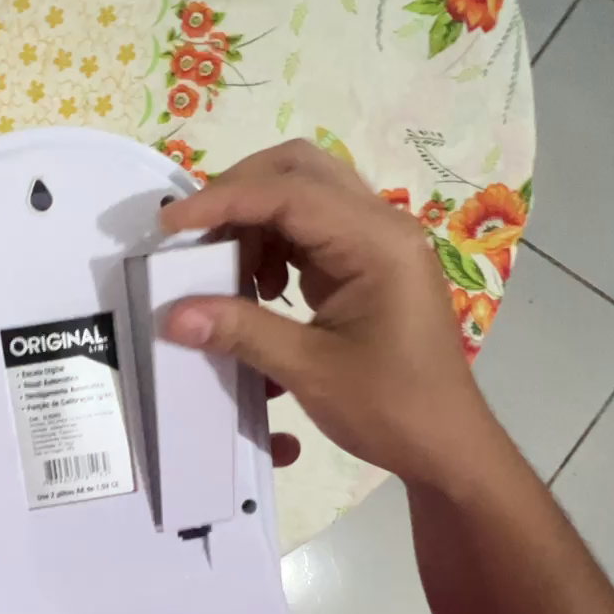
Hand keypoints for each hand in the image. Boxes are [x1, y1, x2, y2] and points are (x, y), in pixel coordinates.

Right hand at [160, 140, 505, 488]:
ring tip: (226, 274)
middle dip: (238, 193)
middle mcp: (380, 227)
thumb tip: (172, 315)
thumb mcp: (309, 370)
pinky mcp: (364, 266)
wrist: (444, 443)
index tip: (170, 225)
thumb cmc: (390, 408)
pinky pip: (308, 232)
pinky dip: (271, 247)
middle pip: (300, 170)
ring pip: (302, 197)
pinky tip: (259, 290)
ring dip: (253, 223)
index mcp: (376, 242)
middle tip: (194, 234)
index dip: (222, 200)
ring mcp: (374, 244)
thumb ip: (241, 332)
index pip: (289, 193)